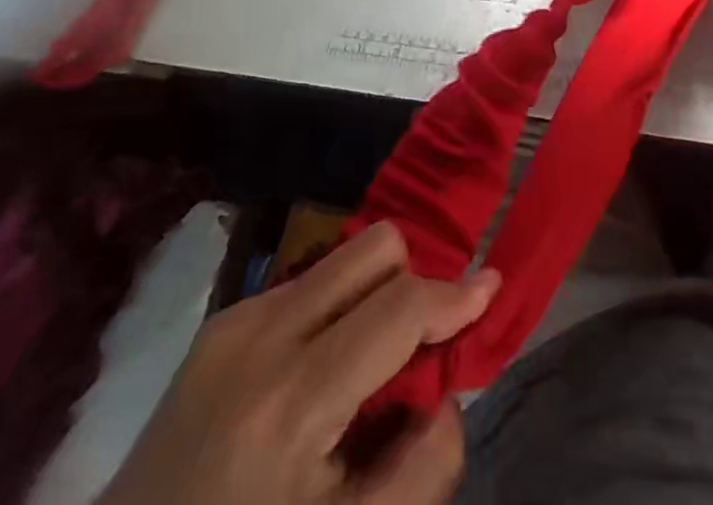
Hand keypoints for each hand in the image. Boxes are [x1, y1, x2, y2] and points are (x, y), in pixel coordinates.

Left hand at [100, 222, 499, 504]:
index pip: (399, 307)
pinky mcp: (219, 324)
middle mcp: (258, 336)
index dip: (457, 295)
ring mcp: (232, 322)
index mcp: (290, 400)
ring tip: (373, 361)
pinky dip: (340, 309)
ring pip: (343, 259)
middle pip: (374, 249)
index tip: (493, 290)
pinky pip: (308, 283)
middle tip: (422, 343)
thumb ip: (427, 464)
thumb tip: (446, 387)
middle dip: (415, 281)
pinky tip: (326, 367)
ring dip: (379, 294)